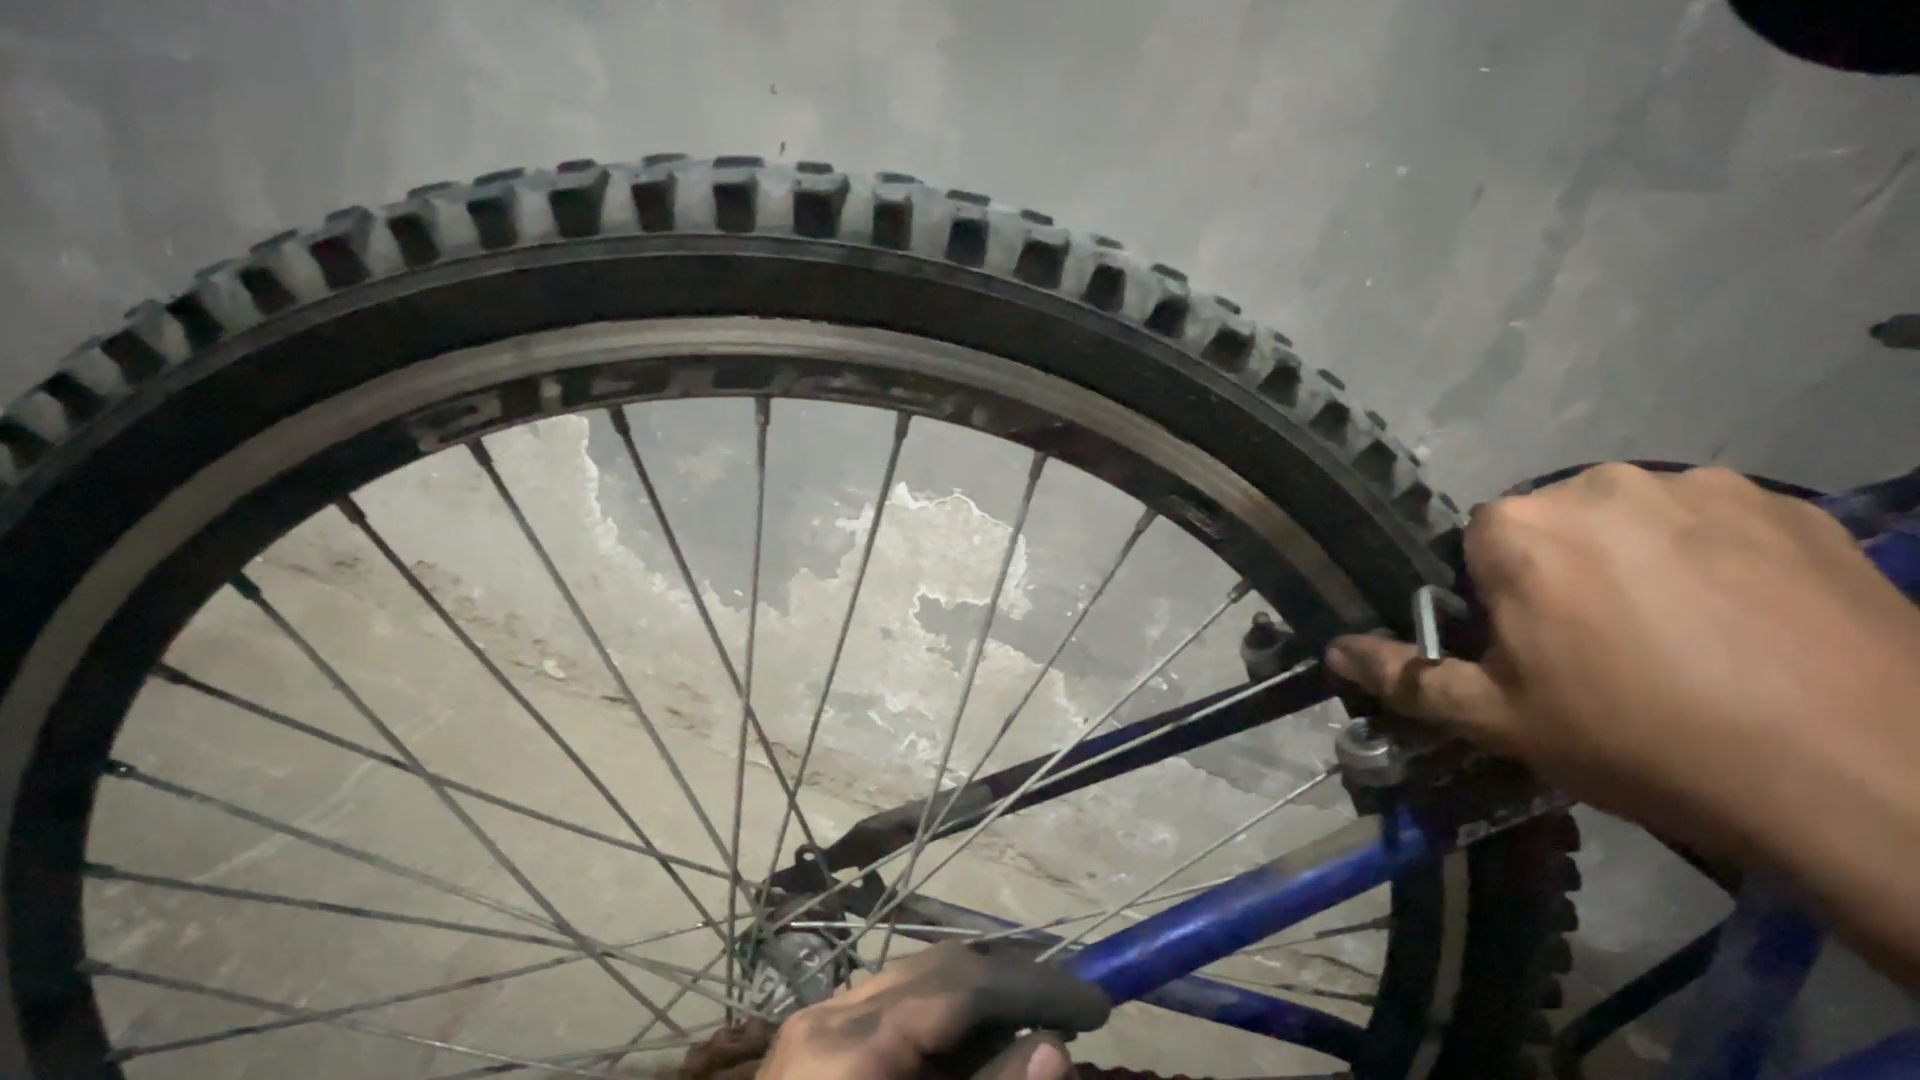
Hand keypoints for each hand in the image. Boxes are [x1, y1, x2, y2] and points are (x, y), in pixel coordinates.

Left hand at [682, 942, 1110, 1079]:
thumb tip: (1056, 1044)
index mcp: (856, 1043)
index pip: (965, 984)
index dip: (1038, 986)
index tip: (1098, 1004)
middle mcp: (833, 1012)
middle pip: (940, 967)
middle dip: (1011, 983)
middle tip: (1071, 1014)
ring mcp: (816, 1022)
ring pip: (916, 979)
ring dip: (978, 997)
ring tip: (1028, 1031)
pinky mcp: (813, 1040)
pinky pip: (891, 1005)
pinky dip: (940, 1019)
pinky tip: (970, 1051)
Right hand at [1324, 464, 1919, 848]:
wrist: (1858, 770)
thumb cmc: (1642, 740)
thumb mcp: (1501, 722)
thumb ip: (1407, 676)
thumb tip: (1333, 651)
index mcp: (1519, 528)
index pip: (1476, 547)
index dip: (1496, 602)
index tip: (1532, 655)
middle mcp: (1602, 483)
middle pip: (1555, 527)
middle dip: (1563, 577)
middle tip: (1606, 657)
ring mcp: (1706, 486)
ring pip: (1638, 522)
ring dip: (1640, 565)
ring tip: (1689, 645)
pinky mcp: (1794, 505)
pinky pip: (1720, 526)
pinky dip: (1718, 563)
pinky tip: (1751, 629)